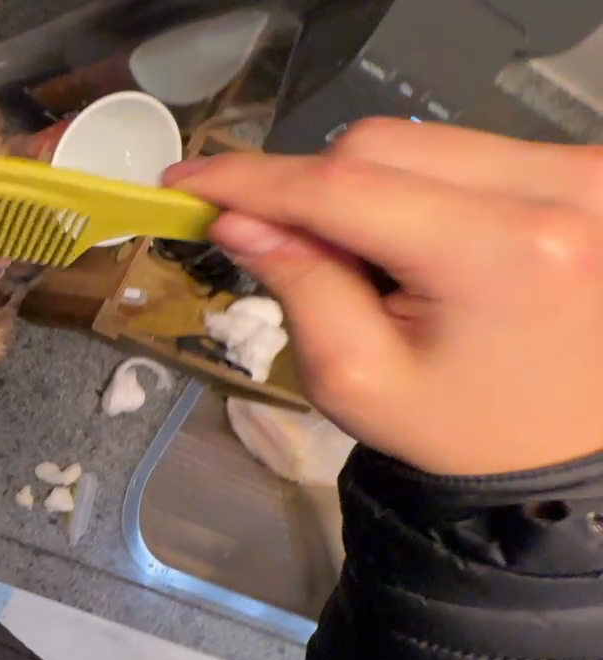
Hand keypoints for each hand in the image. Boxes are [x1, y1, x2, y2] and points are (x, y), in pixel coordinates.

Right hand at [166, 121, 602, 476]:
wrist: (566, 432)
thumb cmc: (449, 420)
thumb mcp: (348, 373)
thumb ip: (298, 286)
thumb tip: (235, 222)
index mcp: (500, 251)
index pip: (344, 187)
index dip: (251, 179)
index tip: (181, 181)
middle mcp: (560, 185)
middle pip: (381, 147)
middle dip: (301, 190)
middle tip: (267, 245)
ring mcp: (585, 167)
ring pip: (414, 143)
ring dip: (349, 191)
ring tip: (350, 260)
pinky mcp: (585, 166)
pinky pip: (455, 153)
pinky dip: (397, 191)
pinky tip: (398, 245)